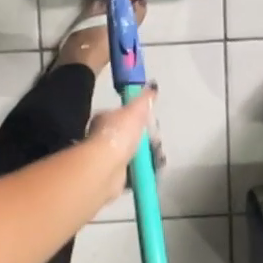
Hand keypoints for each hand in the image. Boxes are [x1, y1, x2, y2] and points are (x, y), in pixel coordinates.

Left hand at [81, 85, 159, 200]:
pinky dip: (144, 173)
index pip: (127, 116)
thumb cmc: (118, 135)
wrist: (106, 167)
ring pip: (136, 156)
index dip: (142, 119)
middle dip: (149, 142)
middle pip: (134, 137)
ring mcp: (110, 158)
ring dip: (149, 158)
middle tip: (156, 145)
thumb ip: (145, 99)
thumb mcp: (136, 111)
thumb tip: (153, 86)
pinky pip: (135, 173)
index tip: (152, 124)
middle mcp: (105, 138)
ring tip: (157, 159)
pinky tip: (151, 171)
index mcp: (106, 119)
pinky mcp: (116, 176)